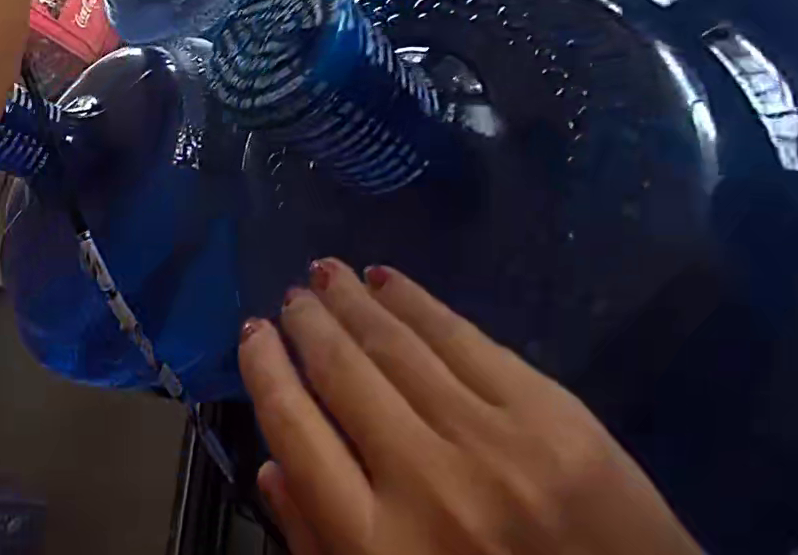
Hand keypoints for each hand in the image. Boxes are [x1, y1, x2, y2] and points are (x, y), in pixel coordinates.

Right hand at [239, 259, 701, 554]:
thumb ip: (322, 550)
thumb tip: (269, 467)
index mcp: (381, 554)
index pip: (298, 436)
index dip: (267, 374)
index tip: (252, 334)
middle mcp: (425, 485)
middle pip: (344, 375)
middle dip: (309, 324)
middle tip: (291, 295)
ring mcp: (490, 440)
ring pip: (396, 344)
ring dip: (352, 299)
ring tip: (324, 271)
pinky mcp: (545, 409)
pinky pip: (461, 335)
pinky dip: (415, 300)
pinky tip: (386, 279)